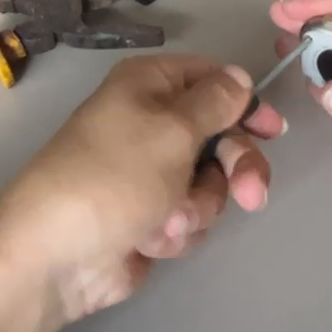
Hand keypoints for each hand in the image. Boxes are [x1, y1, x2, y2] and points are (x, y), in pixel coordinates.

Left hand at [0, 55, 284, 323]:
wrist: (57, 256)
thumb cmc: (114, 175)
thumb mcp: (172, 129)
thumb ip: (215, 102)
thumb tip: (238, 75)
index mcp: (149, 85)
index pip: (211, 79)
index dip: (244, 103)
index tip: (273, 130)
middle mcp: (150, 121)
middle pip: (219, 135)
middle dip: (233, 169)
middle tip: (250, 193)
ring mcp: (150, 172)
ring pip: (209, 183)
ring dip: (196, 206)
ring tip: (166, 220)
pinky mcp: (150, 216)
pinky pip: (188, 217)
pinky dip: (174, 230)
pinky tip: (147, 239)